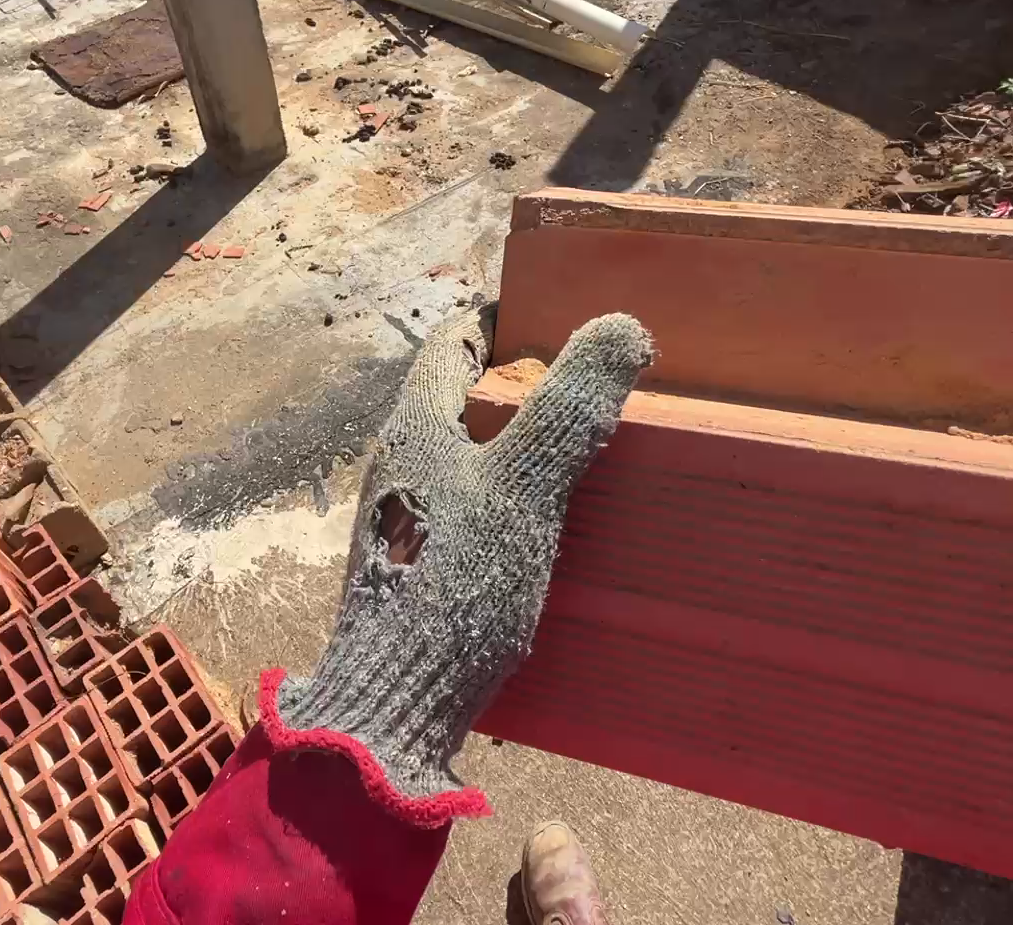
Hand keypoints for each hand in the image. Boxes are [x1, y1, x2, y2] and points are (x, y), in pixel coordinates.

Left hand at [278, 305, 653, 797]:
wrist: (393, 701)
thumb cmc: (454, 583)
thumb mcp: (521, 490)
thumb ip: (566, 412)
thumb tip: (619, 326)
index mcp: (414, 426)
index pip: (452, 342)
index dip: (498, 317)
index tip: (553, 311)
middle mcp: (400, 459)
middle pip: (459, 392)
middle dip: (516, 376)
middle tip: (586, 380)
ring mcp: (403, 510)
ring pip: (463, 446)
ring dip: (513, 433)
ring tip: (578, 441)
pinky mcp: (414, 554)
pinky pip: (466, 494)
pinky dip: (505, 482)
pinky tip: (545, 510)